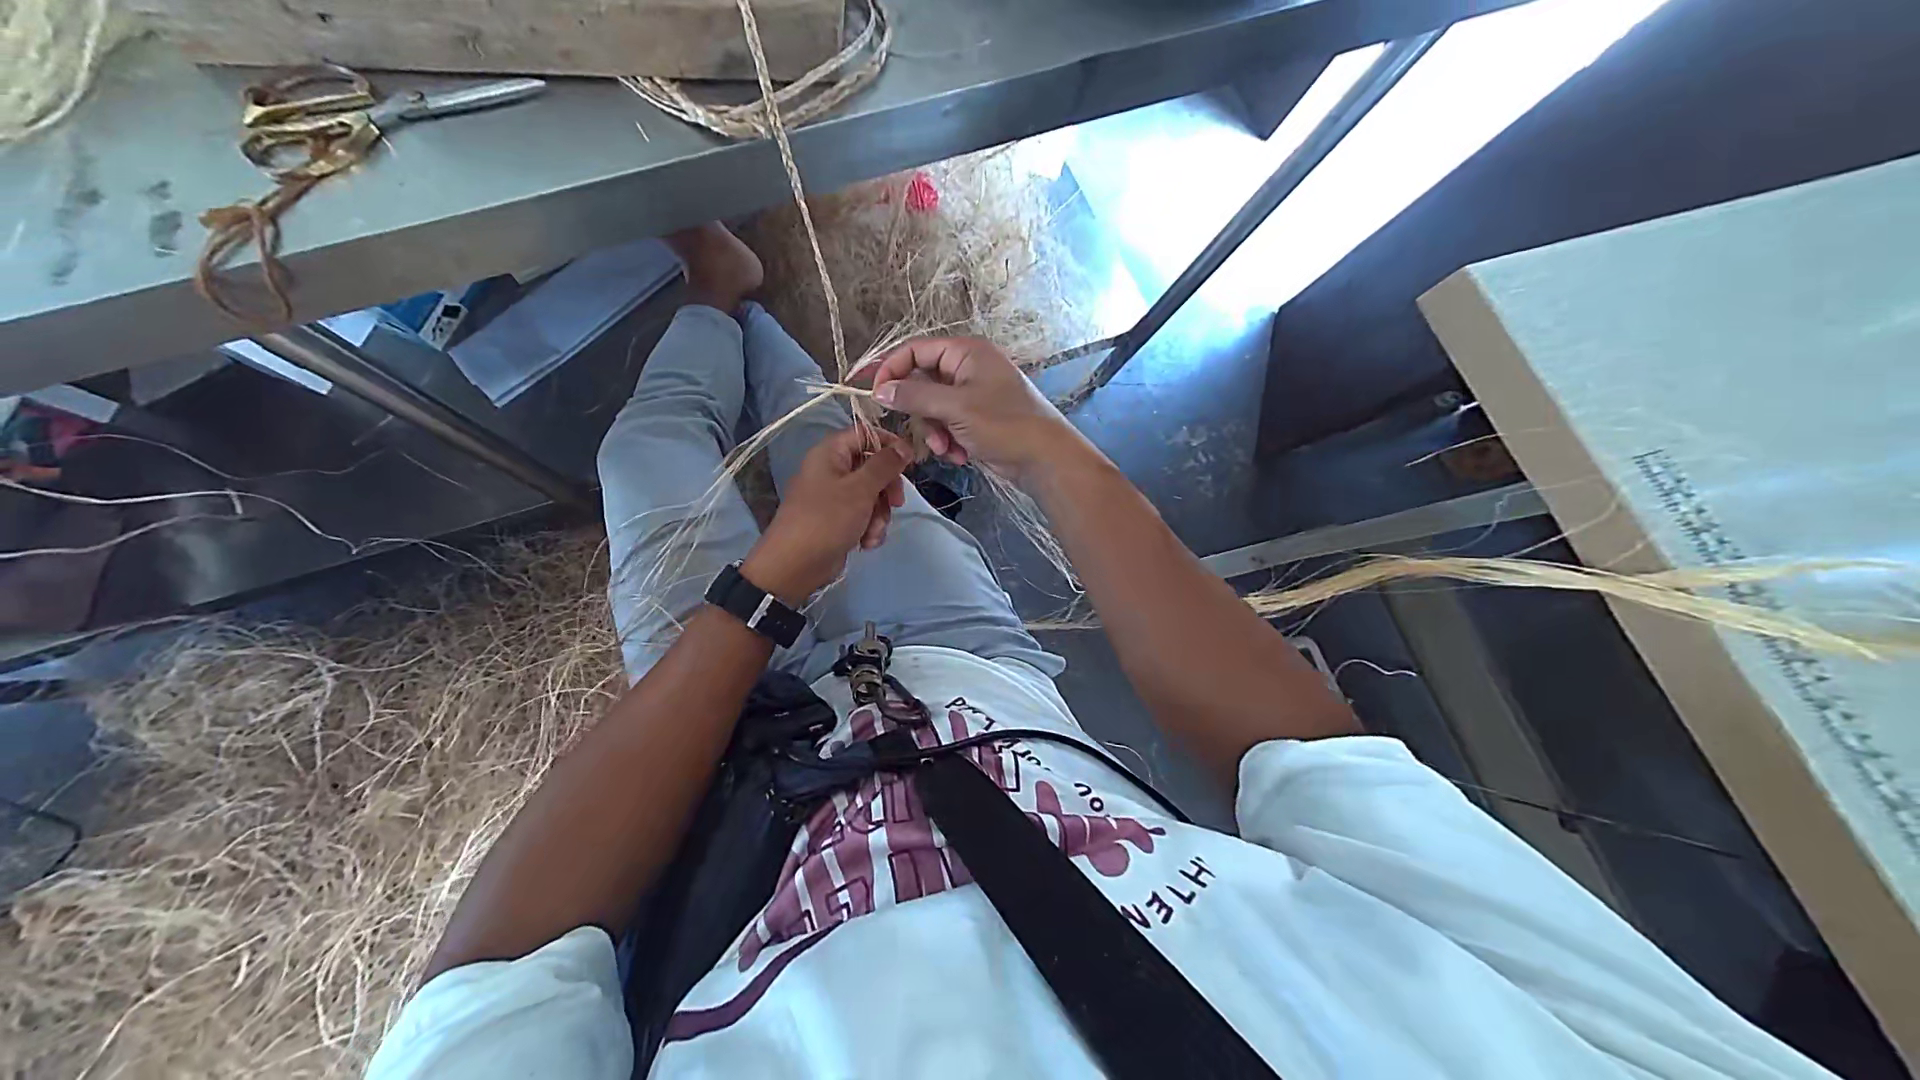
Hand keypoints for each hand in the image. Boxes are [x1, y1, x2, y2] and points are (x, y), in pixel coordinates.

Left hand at [741, 427, 910, 604]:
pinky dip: (869, 528)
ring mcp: (834, 496)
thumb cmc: (827, 519)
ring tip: (872, 532)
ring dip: (879, 515)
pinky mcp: (838, 520)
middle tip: (895, 503)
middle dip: (886, 489)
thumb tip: (904, 447)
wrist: (795, 565)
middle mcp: (831, 470)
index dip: (889, 444)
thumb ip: (885, 465)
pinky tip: (865, 543)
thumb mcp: (860, 489)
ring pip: (872, 495)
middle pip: (872, 467)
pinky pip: (864, 515)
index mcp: (830, 453)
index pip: (864, 433)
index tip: (908, 461)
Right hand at [868, 337, 1088, 484]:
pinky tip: (960, 454)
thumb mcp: (955, 407)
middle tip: (920, 431)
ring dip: (934, 432)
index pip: (915, 350)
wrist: (1044, 458)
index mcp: (965, 352)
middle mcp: (967, 368)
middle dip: (920, 412)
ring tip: (946, 448)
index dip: (890, 368)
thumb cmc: (1005, 424)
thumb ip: (914, 395)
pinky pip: (947, 425)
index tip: (871, 392)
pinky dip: (948, 441)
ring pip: (932, 409)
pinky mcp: (976, 420)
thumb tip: (880, 389)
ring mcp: (973, 395)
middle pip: (922, 382)